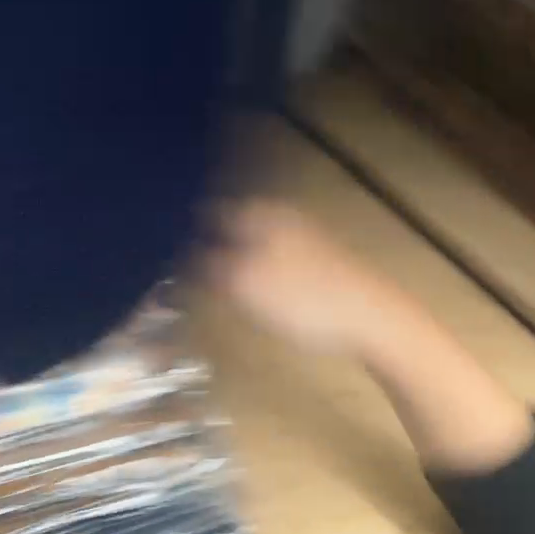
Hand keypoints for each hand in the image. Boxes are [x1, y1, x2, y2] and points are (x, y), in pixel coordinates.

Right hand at [204, 200, 534, 472]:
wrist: (375, 322)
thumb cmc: (306, 302)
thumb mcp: (244, 285)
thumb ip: (204, 266)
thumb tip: (172, 254)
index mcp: (259, 213)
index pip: (205, 211)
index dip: (179, 232)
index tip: (159, 254)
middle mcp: (279, 216)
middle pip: (226, 225)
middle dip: (201, 244)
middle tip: (175, 274)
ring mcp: (301, 240)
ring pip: (247, 242)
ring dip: (225, 259)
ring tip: (202, 284)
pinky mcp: (315, 266)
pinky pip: (267, 260)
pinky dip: (249, 272)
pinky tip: (246, 293)